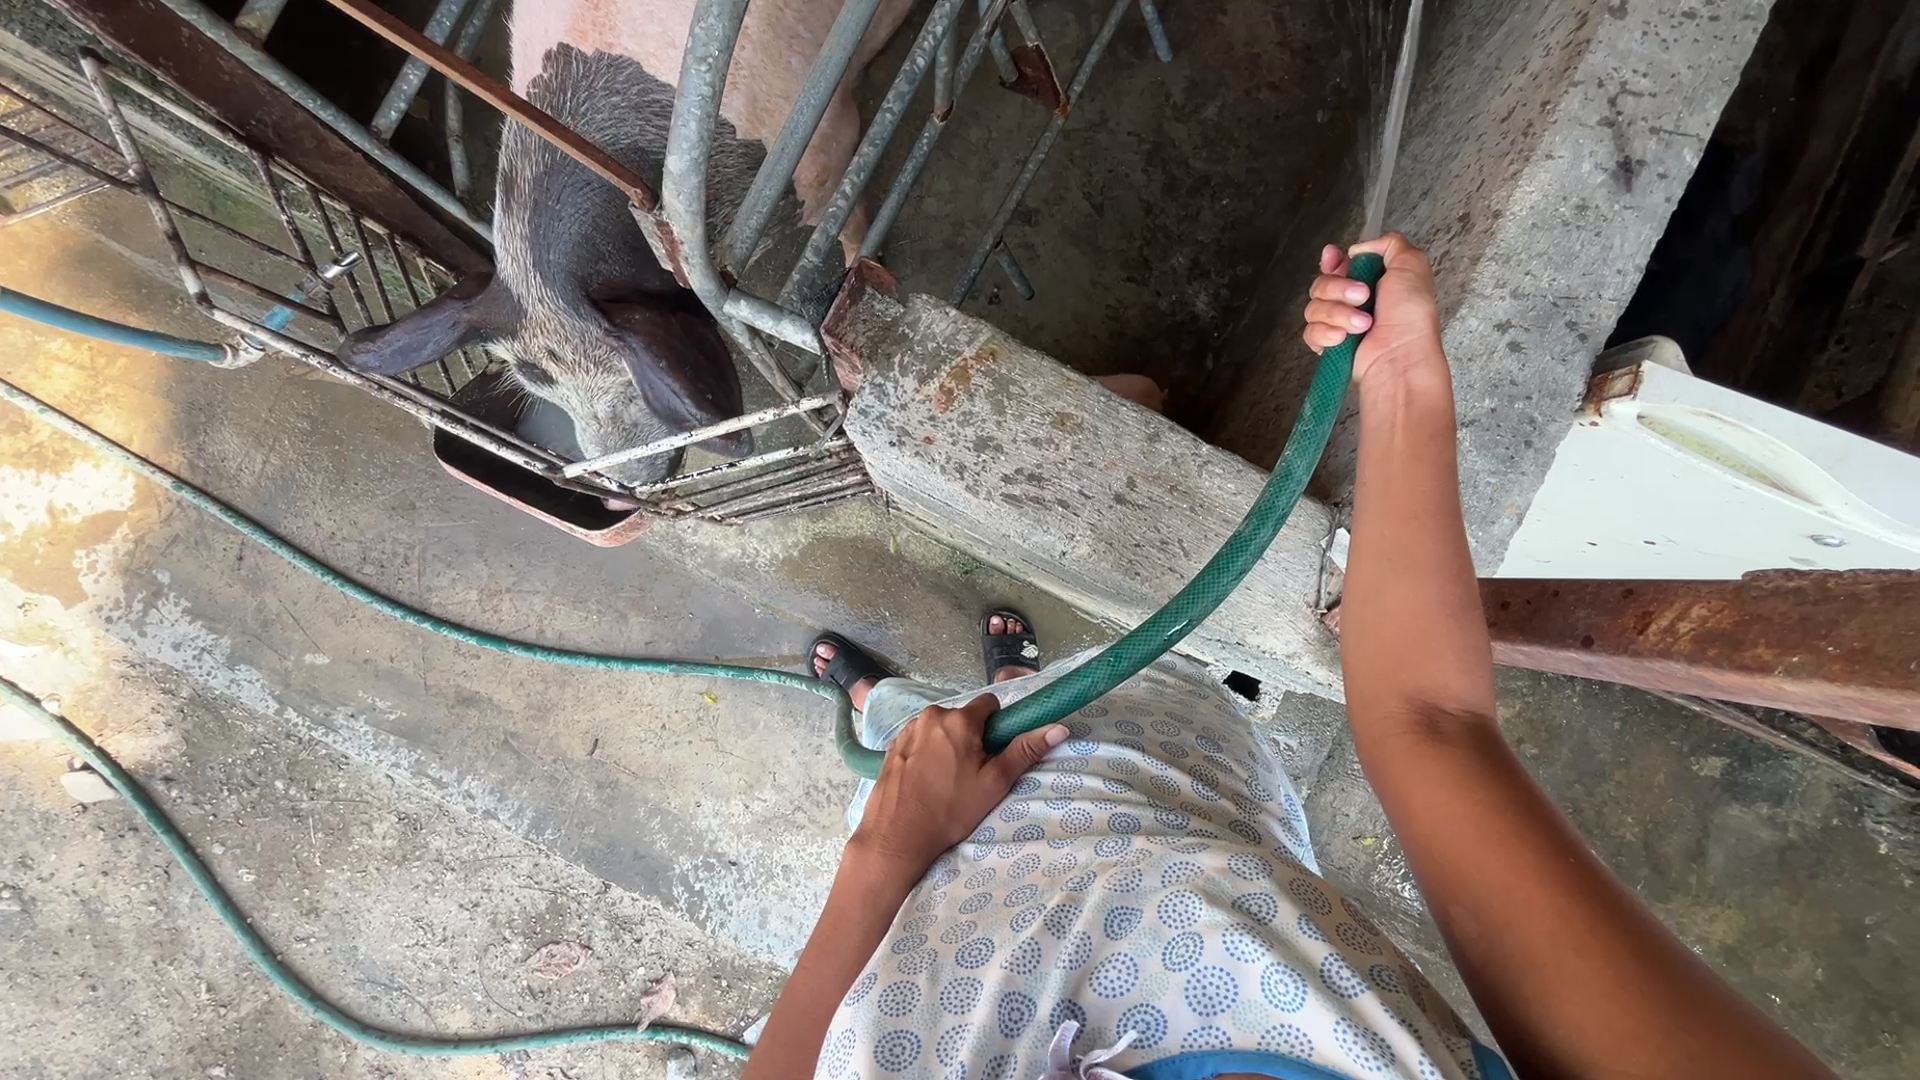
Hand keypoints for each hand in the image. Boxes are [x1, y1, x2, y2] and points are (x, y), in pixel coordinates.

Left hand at [848, 695, 1067, 882]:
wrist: (897, 837)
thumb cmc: (950, 810)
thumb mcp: (994, 783)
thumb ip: (1025, 751)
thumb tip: (1058, 728)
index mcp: (959, 720)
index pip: (988, 704)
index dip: (996, 726)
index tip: (993, 752)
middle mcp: (931, 715)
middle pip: (963, 717)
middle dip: (971, 738)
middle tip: (970, 773)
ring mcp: (908, 729)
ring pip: (940, 728)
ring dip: (948, 744)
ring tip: (946, 780)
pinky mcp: (893, 745)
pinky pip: (920, 739)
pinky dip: (927, 752)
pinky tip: (926, 780)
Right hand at [1301, 232, 1443, 384]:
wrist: (1399, 354)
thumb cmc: (1410, 313)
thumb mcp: (1411, 265)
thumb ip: (1389, 244)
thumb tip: (1357, 250)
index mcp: (1369, 280)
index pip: (1337, 265)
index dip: (1331, 261)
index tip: (1333, 260)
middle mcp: (1350, 300)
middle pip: (1321, 284)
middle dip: (1338, 289)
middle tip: (1363, 298)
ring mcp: (1336, 324)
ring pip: (1313, 308)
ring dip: (1337, 314)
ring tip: (1362, 326)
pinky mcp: (1326, 345)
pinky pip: (1310, 332)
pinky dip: (1325, 333)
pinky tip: (1341, 339)